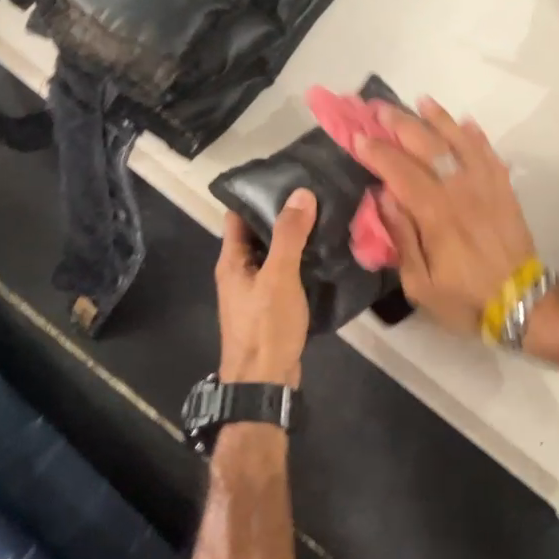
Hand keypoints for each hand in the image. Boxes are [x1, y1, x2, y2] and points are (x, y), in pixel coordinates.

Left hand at [214, 190, 315, 386]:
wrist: (264, 383)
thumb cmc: (265, 326)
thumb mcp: (279, 276)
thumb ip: (289, 235)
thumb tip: (301, 193)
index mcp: (232, 261)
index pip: (238, 215)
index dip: (257, 193)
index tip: (286, 175)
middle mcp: (240, 272)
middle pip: (259, 232)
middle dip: (282, 213)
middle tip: (315, 191)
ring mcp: (257, 291)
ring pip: (275, 254)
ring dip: (295, 238)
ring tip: (326, 215)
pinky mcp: (274, 306)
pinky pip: (287, 274)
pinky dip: (302, 261)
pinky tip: (326, 253)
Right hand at [354, 99, 538, 335]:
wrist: (522, 303)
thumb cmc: (464, 299)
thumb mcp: (420, 284)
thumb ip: (402, 237)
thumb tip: (384, 197)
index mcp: (436, 215)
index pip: (400, 172)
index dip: (377, 152)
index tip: (358, 137)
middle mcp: (461, 191)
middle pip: (429, 147)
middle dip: (402, 125)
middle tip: (379, 109)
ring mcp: (487, 186)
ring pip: (460, 142)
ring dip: (438, 119)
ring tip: (420, 102)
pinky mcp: (504, 189)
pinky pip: (488, 153)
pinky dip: (474, 135)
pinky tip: (464, 123)